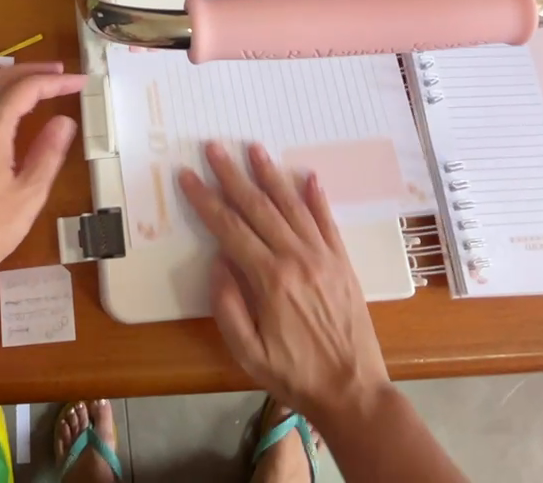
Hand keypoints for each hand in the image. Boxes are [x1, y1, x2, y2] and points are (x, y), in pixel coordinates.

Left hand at [0, 61, 85, 285]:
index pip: (26, 89)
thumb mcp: (30, 193)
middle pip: (1, 78)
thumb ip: (48, 152)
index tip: (81, 82)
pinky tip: (2, 108)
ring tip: (35, 84)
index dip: (56, 82)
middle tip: (61, 74)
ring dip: (9, 78)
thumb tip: (64, 120)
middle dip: (33, 71)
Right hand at [179, 142, 389, 424]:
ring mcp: (323, 257)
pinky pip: (327, 221)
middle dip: (232, 175)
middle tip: (214, 147)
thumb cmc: (294, 376)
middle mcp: (296, 258)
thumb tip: (218, 261)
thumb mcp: (247, 352)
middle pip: (258, 207)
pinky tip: (308, 176)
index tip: (188, 176)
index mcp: (269, 279)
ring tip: (254, 148)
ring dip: (270, 174)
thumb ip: (227, 305)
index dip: (206, 199)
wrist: (354, 394)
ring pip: (292, 205)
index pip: (229, 228)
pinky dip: (317, 197)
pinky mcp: (343, 262)